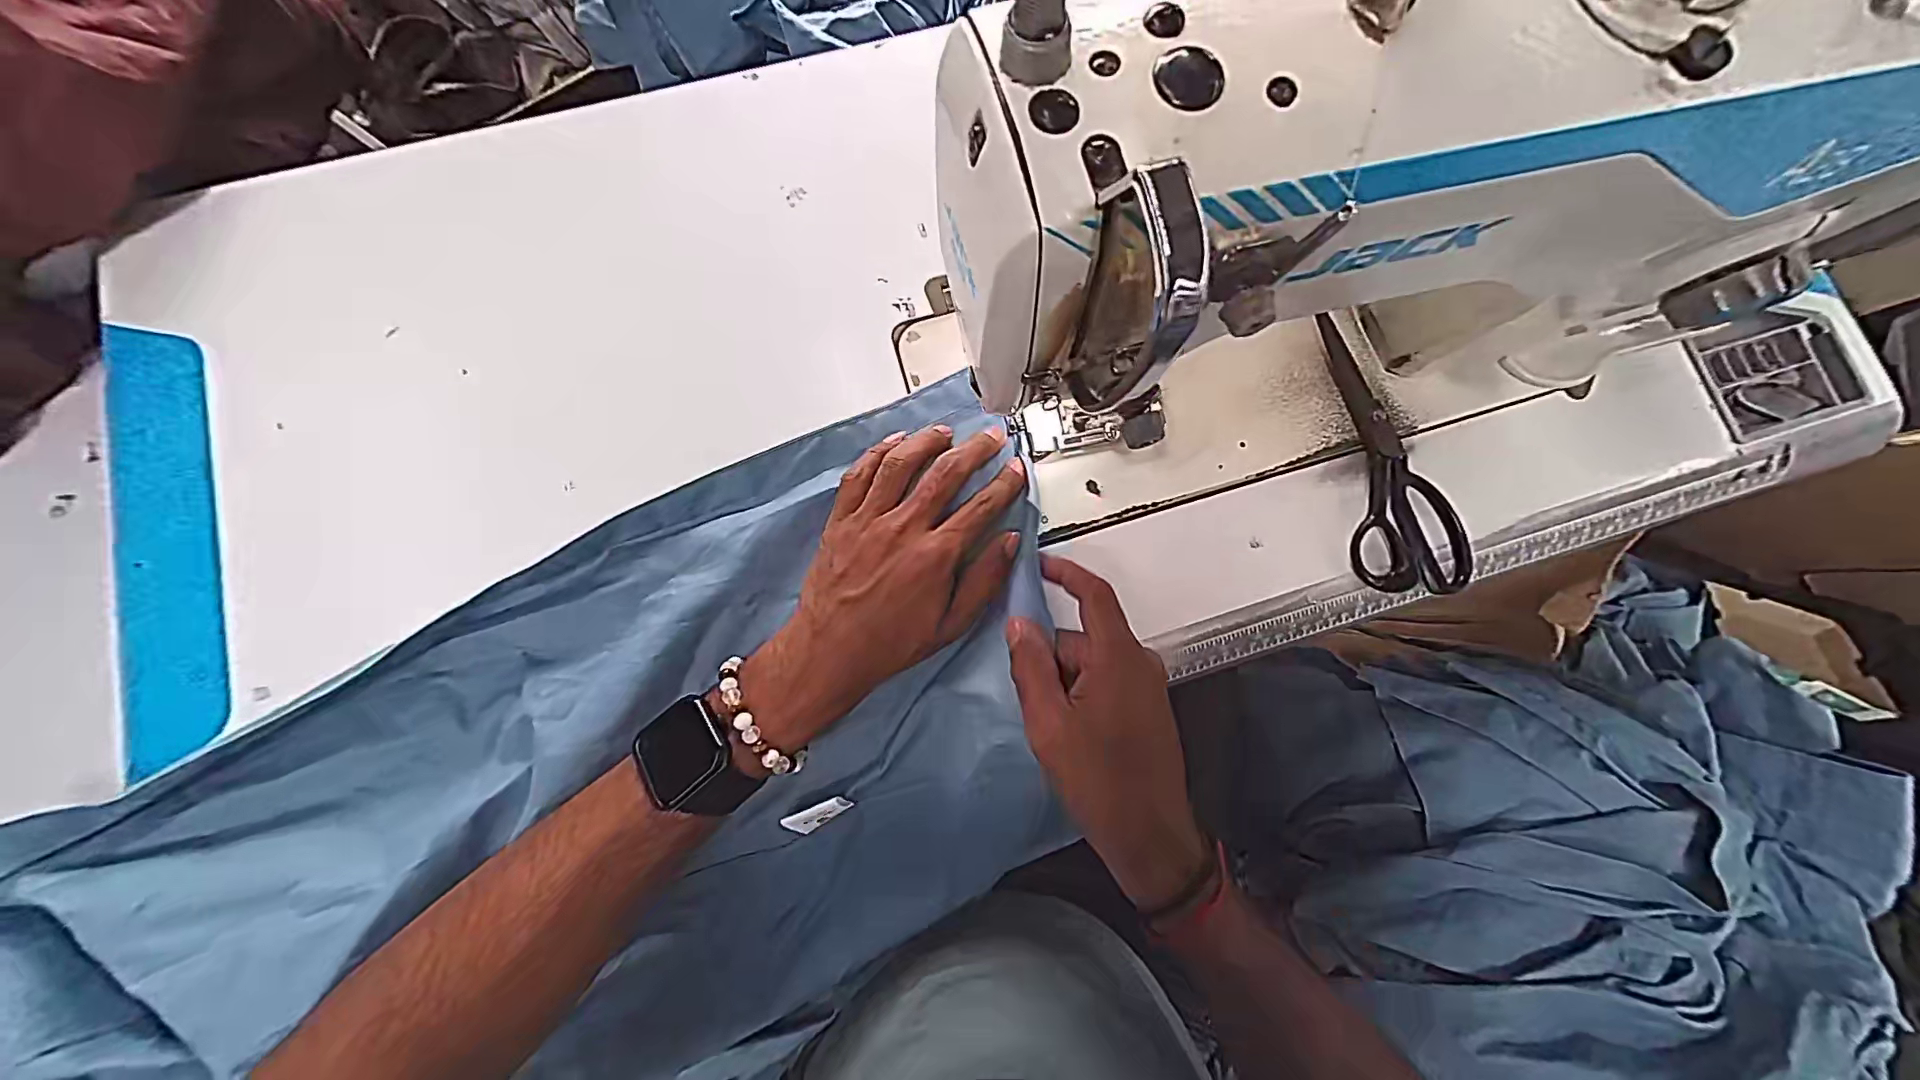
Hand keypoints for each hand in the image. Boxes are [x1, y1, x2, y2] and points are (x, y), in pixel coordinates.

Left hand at [730, 423, 1028, 766]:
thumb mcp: (950, 625)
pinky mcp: (841, 521)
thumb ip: (984, 581)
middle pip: (945, 474)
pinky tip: (894, 443)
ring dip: (927, 442)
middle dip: (974, 450)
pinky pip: (859, 475)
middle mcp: (901, 530)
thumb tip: (1008, 544)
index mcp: (934, 556)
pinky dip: (878, 453)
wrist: (830, 650)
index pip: (980, 506)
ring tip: (945, 432)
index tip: (1014, 470)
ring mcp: (868, 521)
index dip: (1003, 483)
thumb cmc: (888, 643)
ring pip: (901, 464)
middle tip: (990, 438)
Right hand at [1007, 556, 1209, 910]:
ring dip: (1065, 682)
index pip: (1094, 595)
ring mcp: (1147, 686)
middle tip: (1030, 700)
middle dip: (1050, 658)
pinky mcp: (1148, 707)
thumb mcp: (1049, 723)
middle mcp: (1139, 662)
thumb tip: (1019, 625)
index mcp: (1118, 657)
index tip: (1041, 564)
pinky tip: (1071, 733)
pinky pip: (1107, 681)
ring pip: (1092, 663)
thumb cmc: (1100, 781)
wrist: (1149, 835)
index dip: (1066, 573)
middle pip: (1083, 638)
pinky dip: (1081, 694)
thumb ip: (1030, 667)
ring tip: (1053, 729)